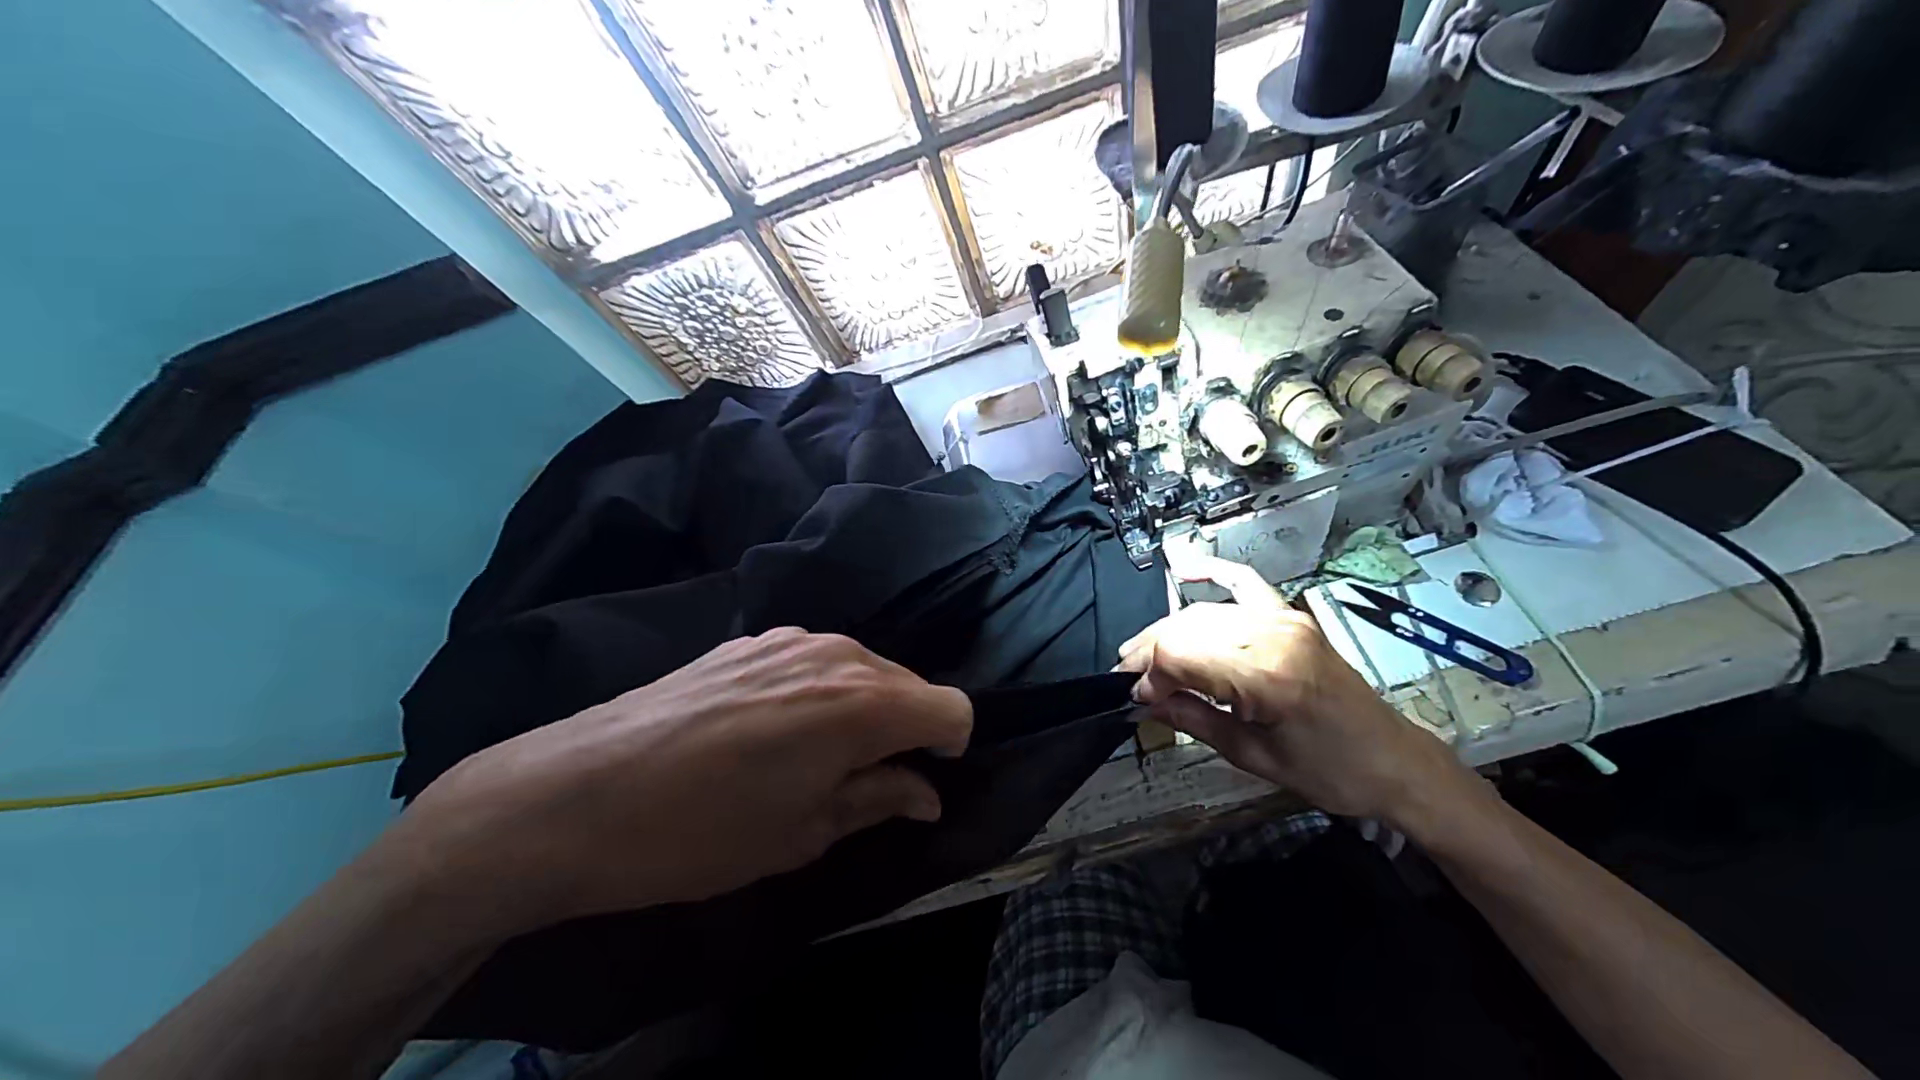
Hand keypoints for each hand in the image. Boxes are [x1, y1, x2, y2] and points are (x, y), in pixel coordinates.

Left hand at [389, 629, 971, 935]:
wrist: (572, 793)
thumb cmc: (699, 833)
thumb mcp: (801, 835)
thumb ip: (877, 800)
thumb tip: (926, 792)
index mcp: (862, 703)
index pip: (950, 708)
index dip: (948, 747)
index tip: (920, 780)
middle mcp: (837, 653)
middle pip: (908, 684)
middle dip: (905, 730)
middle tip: (863, 783)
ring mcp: (789, 638)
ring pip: (862, 668)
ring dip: (862, 709)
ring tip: (812, 760)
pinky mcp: (749, 639)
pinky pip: (815, 661)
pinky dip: (820, 692)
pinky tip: (769, 731)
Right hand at [1117, 556, 1481, 824]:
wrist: (1392, 760)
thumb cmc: (1331, 771)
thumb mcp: (1252, 756)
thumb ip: (1193, 719)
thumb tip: (1145, 700)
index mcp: (1269, 676)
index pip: (1182, 655)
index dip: (1150, 676)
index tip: (1138, 699)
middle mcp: (1275, 634)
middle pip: (1186, 628)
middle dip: (1150, 654)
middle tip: (1130, 680)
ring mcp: (1284, 619)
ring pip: (1204, 611)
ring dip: (1167, 630)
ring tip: (1142, 655)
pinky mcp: (1291, 616)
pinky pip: (1245, 582)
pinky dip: (1213, 574)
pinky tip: (1186, 571)